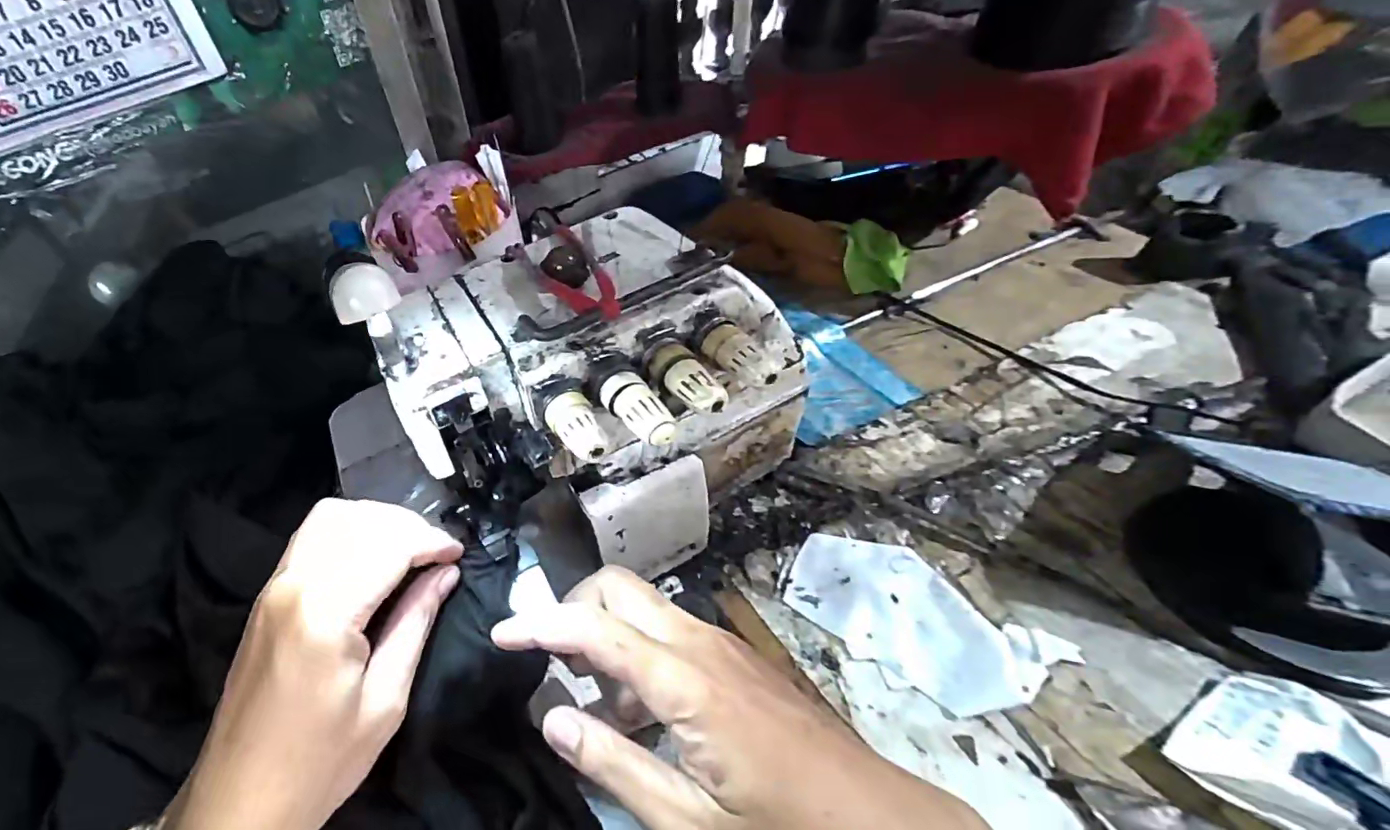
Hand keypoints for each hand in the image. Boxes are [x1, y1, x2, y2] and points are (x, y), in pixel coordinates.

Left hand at [164, 499, 463, 829]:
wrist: (242, 794)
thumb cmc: (321, 760)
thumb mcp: (385, 701)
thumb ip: (415, 623)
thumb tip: (445, 573)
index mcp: (324, 612)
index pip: (386, 545)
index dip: (429, 540)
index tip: (458, 553)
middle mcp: (294, 582)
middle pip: (358, 520)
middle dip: (406, 525)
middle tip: (438, 551)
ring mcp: (275, 583)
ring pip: (330, 516)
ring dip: (375, 519)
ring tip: (408, 546)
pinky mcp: (267, 591)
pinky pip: (311, 534)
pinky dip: (347, 528)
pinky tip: (370, 551)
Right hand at [492, 567, 988, 829]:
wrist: (893, 829)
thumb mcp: (693, 824)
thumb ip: (614, 766)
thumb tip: (551, 718)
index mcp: (682, 680)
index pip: (590, 627)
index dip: (538, 625)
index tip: (500, 635)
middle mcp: (697, 641)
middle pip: (616, 587)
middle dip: (571, 607)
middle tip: (548, 658)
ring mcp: (720, 644)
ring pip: (641, 605)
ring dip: (604, 630)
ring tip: (590, 695)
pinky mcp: (736, 658)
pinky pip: (668, 630)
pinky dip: (635, 649)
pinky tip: (640, 712)